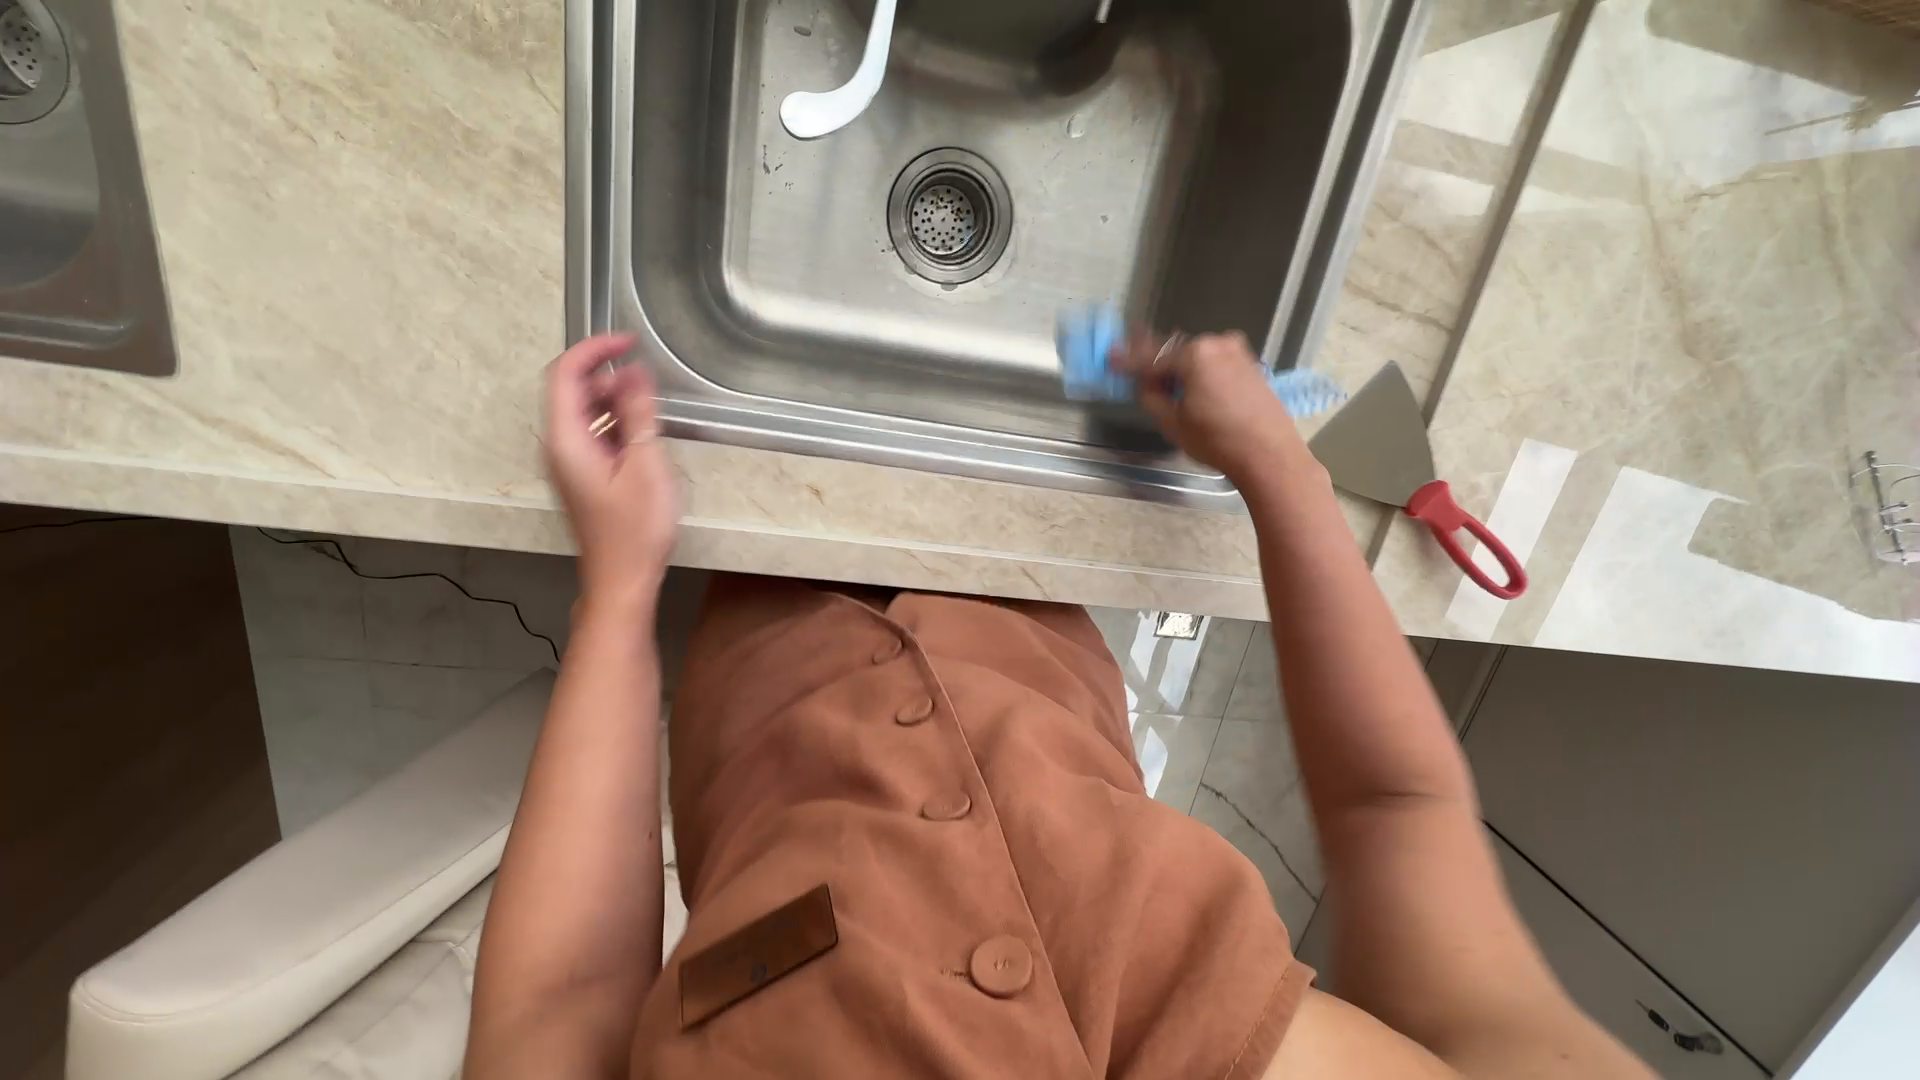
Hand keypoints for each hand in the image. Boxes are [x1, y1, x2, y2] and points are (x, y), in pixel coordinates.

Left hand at [543, 334, 679, 612]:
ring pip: (584, 413)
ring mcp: (570, 462)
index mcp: (566, 439)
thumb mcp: (646, 464)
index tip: (630, 340)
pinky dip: (615, 422)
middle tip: (646, 376)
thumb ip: (639, 414)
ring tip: (650, 403)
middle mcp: (559, 446)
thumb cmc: (636, 528)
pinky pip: (593, 434)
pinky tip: (643, 431)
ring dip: (614, 398)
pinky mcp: (584, 476)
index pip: (565, 374)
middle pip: (572, 390)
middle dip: (606, 373)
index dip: (595, 349)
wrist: (623, 578)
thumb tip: (634, 372)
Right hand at [1110, 330, 1308, 483]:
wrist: (1269, 455)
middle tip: (1139, 378)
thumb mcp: (1172, 423)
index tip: (1111, 358)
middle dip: (1158, 366)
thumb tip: (1144, 385)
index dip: (1128, 362)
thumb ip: (1151, 397)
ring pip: (1198, 360)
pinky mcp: (1252, 368)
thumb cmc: (1217, 440)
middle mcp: (1218, 344)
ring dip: (1180, 372)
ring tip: (1168, 392)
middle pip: (1176, 354)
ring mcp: (1239, 354)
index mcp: (1195, 354)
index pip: (1152, 359)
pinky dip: (1201, 375)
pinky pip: (1216, 366)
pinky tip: (1194, 392)